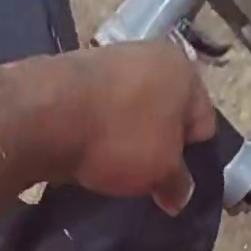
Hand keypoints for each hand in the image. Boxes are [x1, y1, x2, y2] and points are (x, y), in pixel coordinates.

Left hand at [0, 42, 217, 213]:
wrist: (46, 115)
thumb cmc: (122, 139)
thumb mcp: (162, 172)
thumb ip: (179, 184)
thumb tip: (179, 195)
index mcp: (184, 72)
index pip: (204, 126)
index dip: (193, 161)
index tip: (176, 183)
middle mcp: (153, 55)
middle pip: (169, 117)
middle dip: (163, 149)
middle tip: (151, 180)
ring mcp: (114, 58)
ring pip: (137, 113)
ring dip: (134, 142)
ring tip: (120, 170)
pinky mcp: (81, 71)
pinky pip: (107, 110)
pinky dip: (106, 131)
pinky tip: (97, 153)